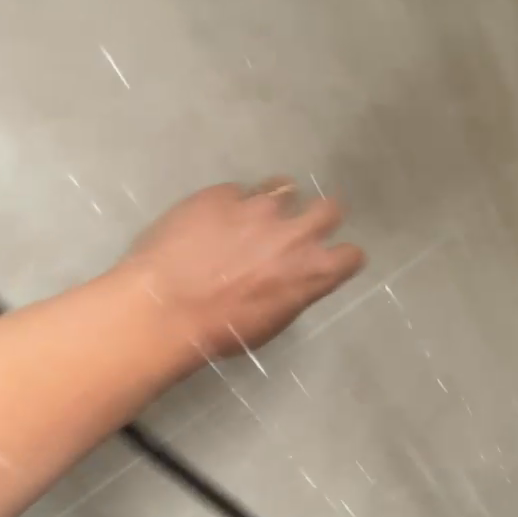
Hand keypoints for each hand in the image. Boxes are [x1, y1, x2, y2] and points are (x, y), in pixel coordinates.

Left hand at [111, 179, 364, 361]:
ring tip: (257, 212)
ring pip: (283, 187)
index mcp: (316, 271)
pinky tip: (215, 216)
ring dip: (277, 200)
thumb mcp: (277, 318)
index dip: (341, 256)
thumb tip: (293, 277)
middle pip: (330, 208)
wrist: (165, 309)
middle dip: (321, 214)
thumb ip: (296, 287)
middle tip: (304, 222)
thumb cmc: (226, 329)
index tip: (329, 258)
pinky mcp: (218, 196)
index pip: (352, 254)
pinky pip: (235, 190)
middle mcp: (296, 234)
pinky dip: (231, 201)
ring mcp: (257, 210)